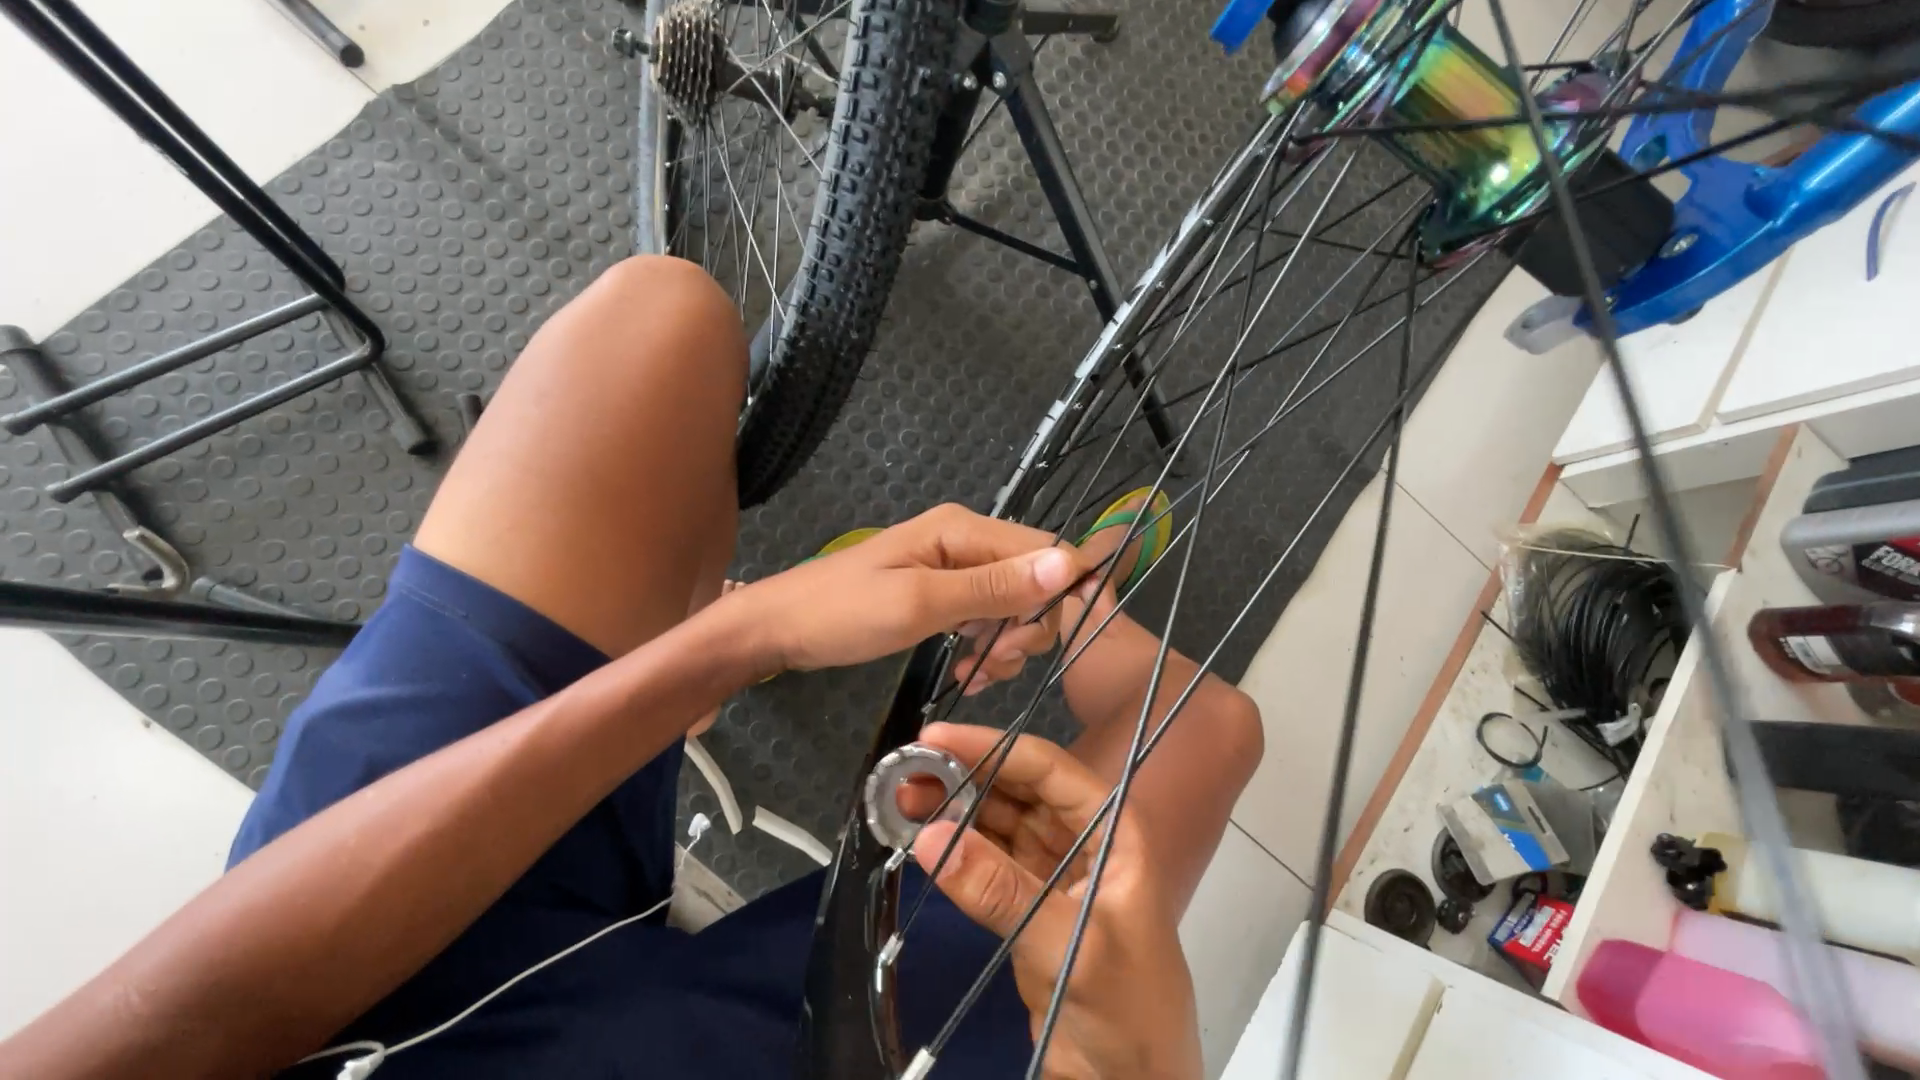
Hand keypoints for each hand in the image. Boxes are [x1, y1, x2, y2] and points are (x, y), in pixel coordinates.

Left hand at [726, 504, 1088, 676]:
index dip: (1057, 596)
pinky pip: (986, 616)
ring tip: (977, 674)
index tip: (1031, 644)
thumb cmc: (843, 614)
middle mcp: (966, 540)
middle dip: (1027, 627)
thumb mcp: (919, 604)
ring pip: (1014, 603)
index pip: (1046, 551)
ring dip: (1007, 643)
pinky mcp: (942, 591)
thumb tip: (1069, 564)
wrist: (780, 628)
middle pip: (1034, 580)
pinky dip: (986, 646)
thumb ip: (992, 588)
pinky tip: (969, 671)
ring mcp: (953, 566)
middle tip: (994, 665)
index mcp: (963, 530)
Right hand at [911, 723, 1202, 1079]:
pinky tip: (922, 838)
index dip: (992, 747)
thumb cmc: (1125, 1007)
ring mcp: (1054, 872)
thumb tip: (928, 836)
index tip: (933, 738)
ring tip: (902, 799)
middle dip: (964, 775)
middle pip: (1018, 789)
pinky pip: (988, 859)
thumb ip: (1001, 889)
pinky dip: (956, 847)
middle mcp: (1085, 839)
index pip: (1049, 769)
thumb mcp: (1069, 943)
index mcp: (1114, 830)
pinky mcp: (1028, 905)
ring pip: (999, 821)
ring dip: (954, 808)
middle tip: (904, 771)